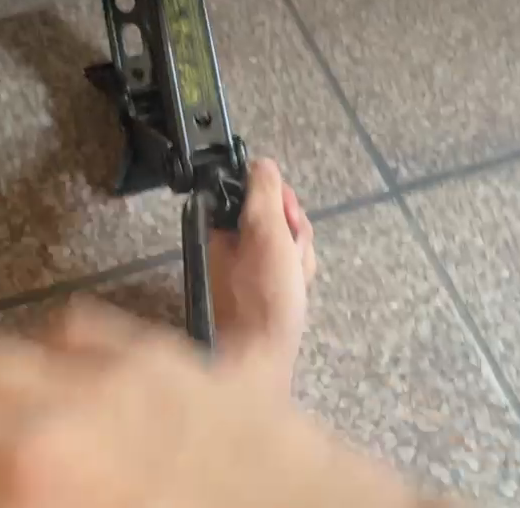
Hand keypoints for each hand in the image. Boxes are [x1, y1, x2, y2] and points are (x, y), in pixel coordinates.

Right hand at [0, 302, 416, 507]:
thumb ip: (5, 490)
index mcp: (33, 472)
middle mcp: (71, 406)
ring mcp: (127, 372)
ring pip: (28, 341)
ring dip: (6, 376)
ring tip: (9, 414)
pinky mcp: (175, 360)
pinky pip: (95, 329)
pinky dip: (67, 352)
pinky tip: (75, 380)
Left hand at [209, 159, 316, 386]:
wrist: (264, 357)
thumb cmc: (264, 295)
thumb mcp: (266, 231)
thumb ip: (265, 192)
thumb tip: (262, 163)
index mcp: (221, 225)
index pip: (258, 191)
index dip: (281, 201)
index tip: (288, 218)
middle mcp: (230, 242)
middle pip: (276, 216)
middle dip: (293, 233)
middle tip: (291, 252)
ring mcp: (246, 266)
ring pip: (287, 241)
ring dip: (298, 255)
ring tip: (294, 276)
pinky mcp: (262, 287)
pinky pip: (288, 266)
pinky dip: (297, 274)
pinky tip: (296, 288)